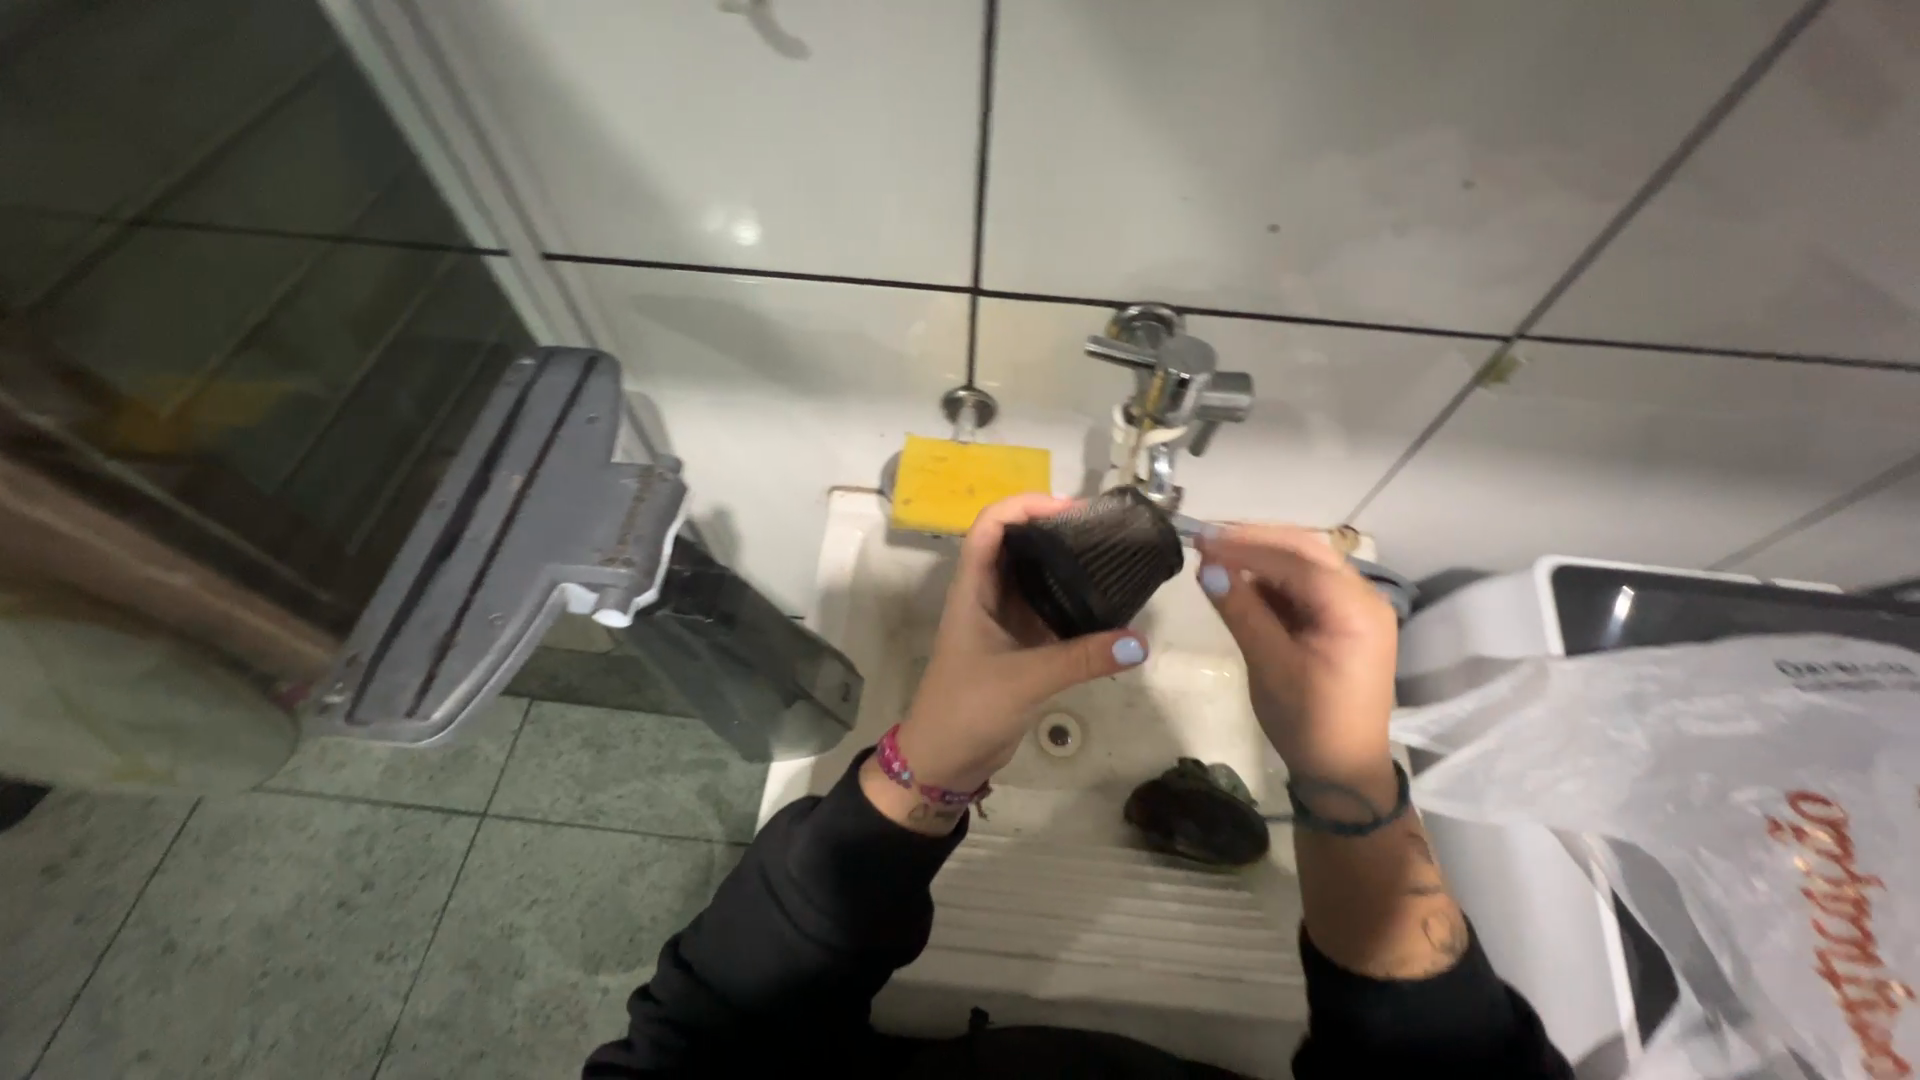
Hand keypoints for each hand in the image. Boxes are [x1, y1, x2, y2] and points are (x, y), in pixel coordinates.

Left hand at [889, 495, 1149, 795]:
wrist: (944, 760)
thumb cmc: (967, 709)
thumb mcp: (1024, 680)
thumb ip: (1081, 659)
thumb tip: (1140, 641)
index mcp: (973, 590)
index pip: (990, 526)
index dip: (1025, 505)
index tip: (1071, 509)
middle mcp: (988, 596)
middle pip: (1016, 544)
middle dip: (1054, 528)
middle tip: (1103, 529)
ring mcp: (1004, 621)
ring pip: (1035, 577)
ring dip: (1066, 564)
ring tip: (1110, 555)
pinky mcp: (1020, 646)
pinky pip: (1049, 611)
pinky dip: (1074, 602)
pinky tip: (1108, 603)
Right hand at [1196, 525, 1397, 799]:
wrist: (1343, 770)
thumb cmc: (1307, 721)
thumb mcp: (1268, 664)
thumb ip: (1241, 610)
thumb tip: (1206, 567)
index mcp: (1355, 610)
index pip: (1296, 560)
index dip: (1246, 545)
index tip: (1200, 540)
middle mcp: (1364, 598)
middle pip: (1307, 550)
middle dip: (1255, 540)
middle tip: (1206, 538)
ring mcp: (1356, 608)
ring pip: (1306, 563)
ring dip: (1262, 555)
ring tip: (1216, 556)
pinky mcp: (1342, 620)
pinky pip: (1306, 585)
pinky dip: (1272, 577)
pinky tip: (1241, 579)